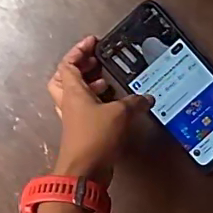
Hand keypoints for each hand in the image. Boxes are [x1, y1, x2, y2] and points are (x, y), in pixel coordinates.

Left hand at [46, 36, 150, 185]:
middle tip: (95, 62)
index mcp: (73, 92)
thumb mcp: (120, 114)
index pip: (68, 64)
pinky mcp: (82, 132)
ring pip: (74, 95)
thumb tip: (147, 98)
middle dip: (78, 67)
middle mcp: (70, 103)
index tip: (93, 42)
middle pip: (64, 78)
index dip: (79, 51)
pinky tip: (113, 106)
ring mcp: (74, 119)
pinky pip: (86, 111)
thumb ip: (134, 103)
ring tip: (107, 82)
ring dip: (88, 86)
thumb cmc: (95, 137)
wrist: (85, 171)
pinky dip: (96, 104)